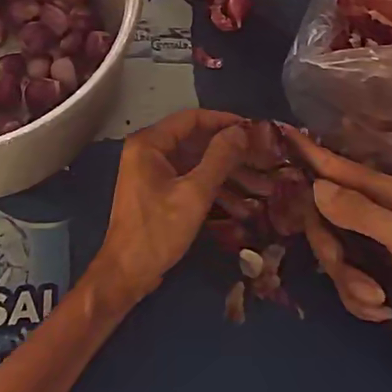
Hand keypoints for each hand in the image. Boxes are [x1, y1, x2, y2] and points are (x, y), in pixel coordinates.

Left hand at [91, 110, 248, 305]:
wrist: (127, 272)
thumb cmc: (158, 230)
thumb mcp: (194, 193)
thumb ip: (219, 159)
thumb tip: (241, 130)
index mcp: (149, 143)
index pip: (192, 118)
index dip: (224, 121)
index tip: (254, 129)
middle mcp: (148, 150)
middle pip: (196, 141)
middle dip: (230, 153)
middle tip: (263, 159)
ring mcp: (153, 172)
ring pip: (196, 163)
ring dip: (227, 175)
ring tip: (262, 187)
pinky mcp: (159, 191)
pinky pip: (190, 180)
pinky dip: (213, 189)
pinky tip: (242, 207)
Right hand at [286, 126, 391, 370]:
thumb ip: (361, 214)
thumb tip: (315, 187)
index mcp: (390, 194)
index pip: (339, 167)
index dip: (309, 152)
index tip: (280, 132)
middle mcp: (377, 213)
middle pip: (324, 217)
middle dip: (333, 251)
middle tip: (349, 272)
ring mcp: (373, 245)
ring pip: (331, 252)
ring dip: (349, 282)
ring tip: (378, 301)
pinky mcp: (372, 275)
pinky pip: (342, 280)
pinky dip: (358, 299)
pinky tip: (382, 311)